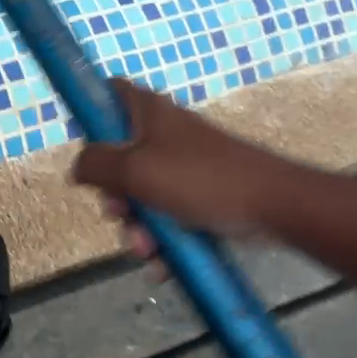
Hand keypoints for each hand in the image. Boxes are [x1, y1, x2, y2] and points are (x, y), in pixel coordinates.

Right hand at [72, 78, 301, 256]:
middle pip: (118, 155)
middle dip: (114, 194)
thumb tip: (77, 168)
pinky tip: (163, 264)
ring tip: (147, 252)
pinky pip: (170, 212)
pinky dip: (163, 236)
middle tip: (119, 214)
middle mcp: (163, 131)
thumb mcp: (134, 170)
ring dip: (137, 225)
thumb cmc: (201, 179)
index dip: (89, 115)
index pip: (107, 93)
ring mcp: (185, 163)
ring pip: (143, 191)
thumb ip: (95, 165)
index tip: (85, 150)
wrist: (279, 207)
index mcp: (146, 111)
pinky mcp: (204, 192)